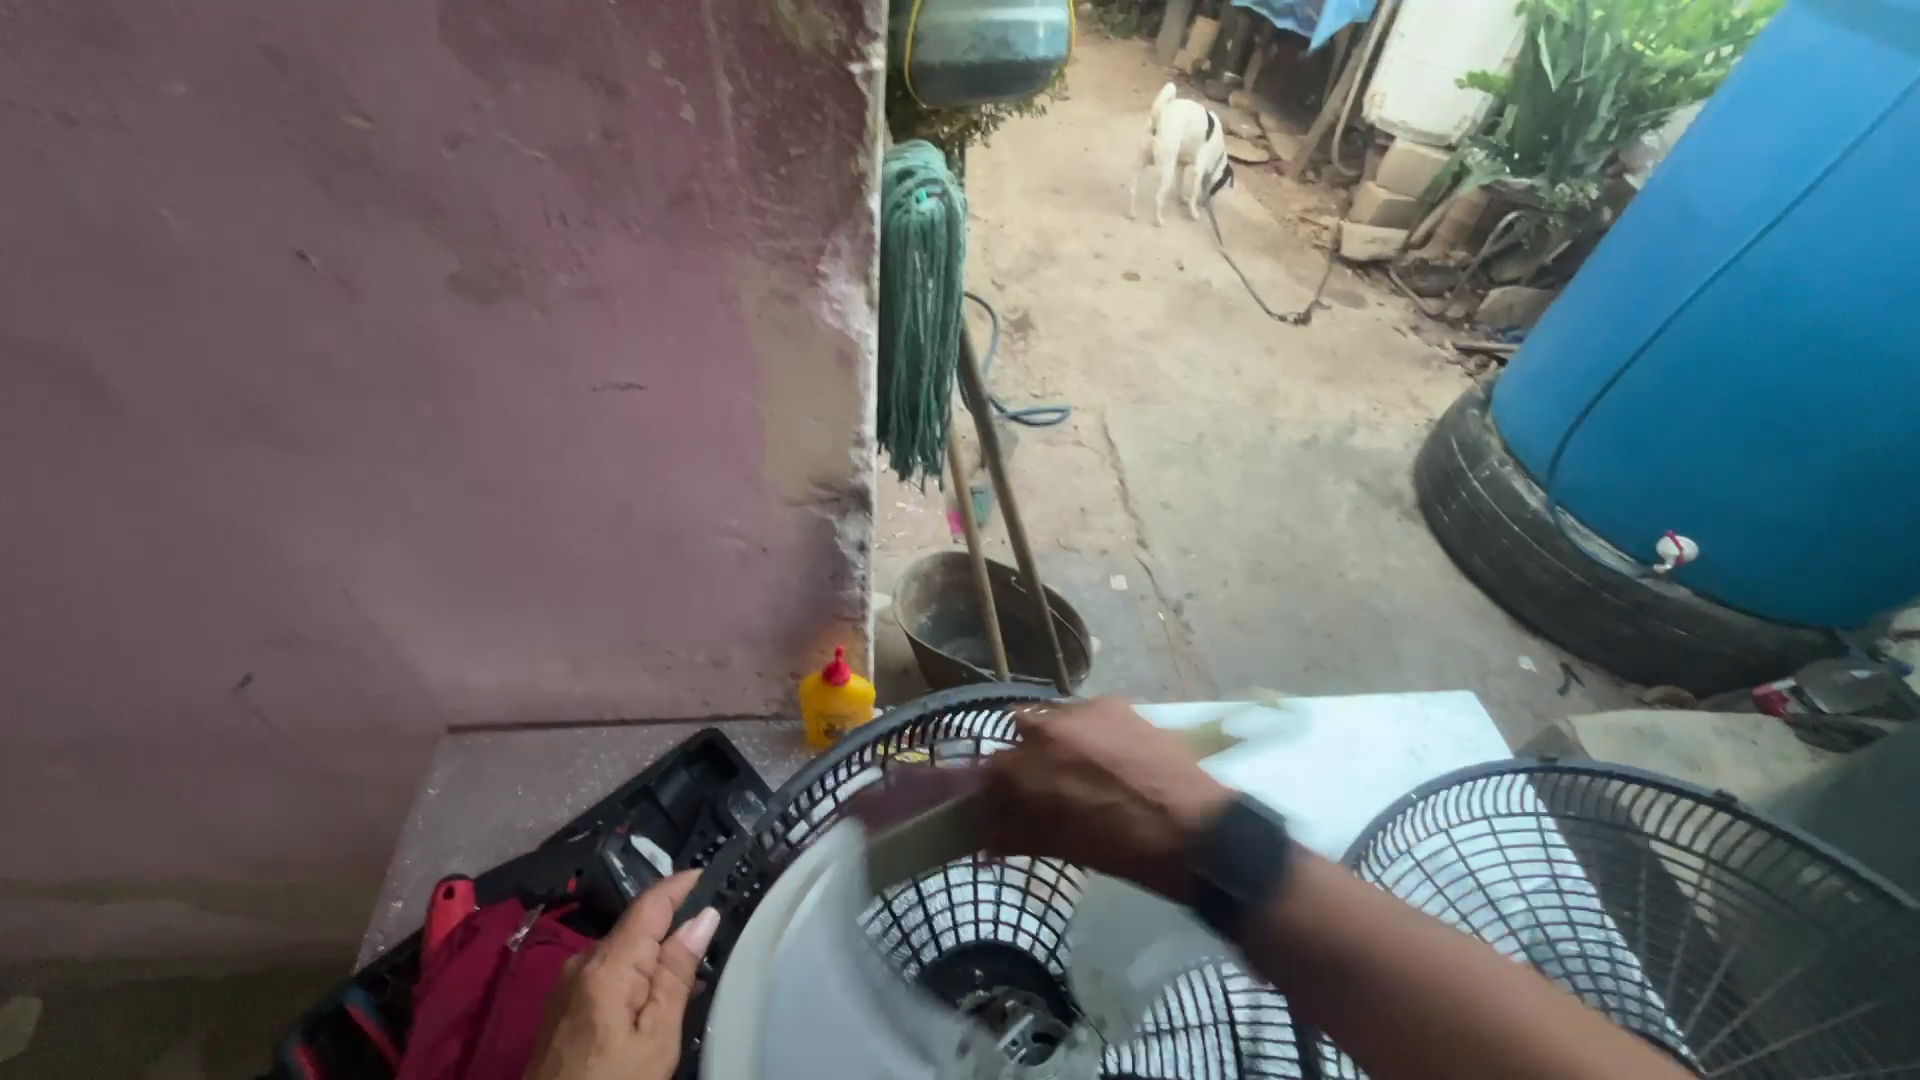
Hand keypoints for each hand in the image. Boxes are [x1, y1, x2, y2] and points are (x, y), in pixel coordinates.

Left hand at [523, 871, 721, 1079]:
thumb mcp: (657, 1039)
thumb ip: (676, 974)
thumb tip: (703, 916)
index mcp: (607, 966)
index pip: (650, 903)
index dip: (682, 884)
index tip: (717, 874)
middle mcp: (582, 963)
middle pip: (637, 926)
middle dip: (676, 921)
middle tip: (720, 926)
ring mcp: (567, 986)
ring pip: (624, 950)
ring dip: (657, 951)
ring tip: (697, 966)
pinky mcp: (562, 1008)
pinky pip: (609, 973)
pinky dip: (638, 973)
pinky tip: (659, 996)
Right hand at [982, 696, 1231, 901]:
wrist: (1192, 830)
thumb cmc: (1120, 849)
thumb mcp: (1059, 847)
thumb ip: (1016, 835)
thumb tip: (987, 839)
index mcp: (1023, 769)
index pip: (988, 769)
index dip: (996, 784)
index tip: (1005, 796)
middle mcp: (1044, 730)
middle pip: (1018, 729)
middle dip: (1026, 750)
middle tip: (1046, 776)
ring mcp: (1081, 710)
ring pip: (1055, 715)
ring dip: (1058, 734)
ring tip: (1082, 761)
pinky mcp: (1115, 703)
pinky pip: (1089, 711)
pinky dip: (1092, 728)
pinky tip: (1112, 751)